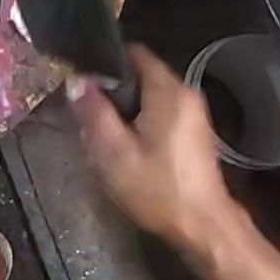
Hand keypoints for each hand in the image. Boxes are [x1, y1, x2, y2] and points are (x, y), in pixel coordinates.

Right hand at [69, 46, 239, 248]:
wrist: (202, 225)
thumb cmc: (157, 189)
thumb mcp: (114, 153)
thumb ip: (94, 113)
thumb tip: (77, 81)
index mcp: (168, 91)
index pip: (135, 54)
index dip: (106, 63)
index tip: (84, 81)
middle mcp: (186, 94)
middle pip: (141, 76)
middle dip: (114, 91)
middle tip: (88, 114)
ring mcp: (194, 113)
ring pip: (150, 96)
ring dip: (126, 110)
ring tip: (104, 133)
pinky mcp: (194, 132)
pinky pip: (162, 113)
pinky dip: (142, 122)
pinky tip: (128, 148)